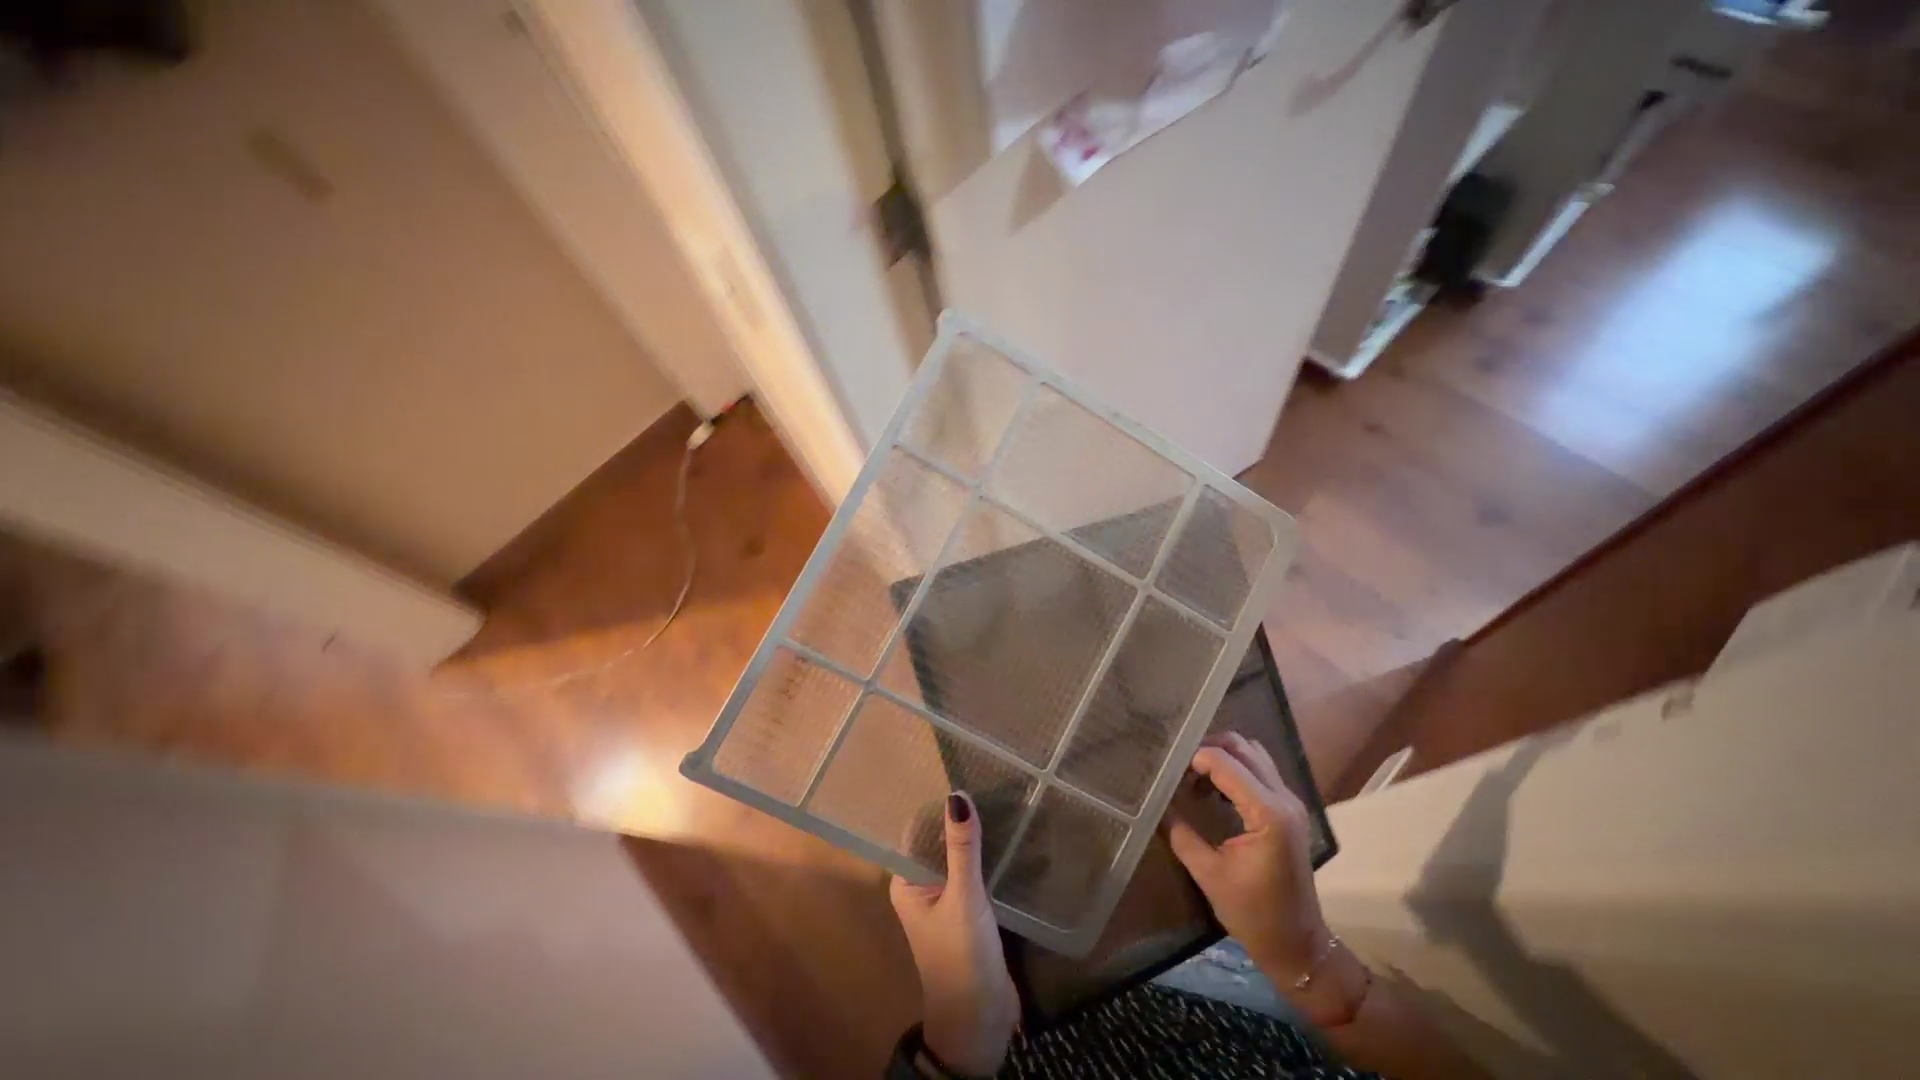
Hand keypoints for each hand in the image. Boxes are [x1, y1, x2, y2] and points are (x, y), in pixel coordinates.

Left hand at [890, 792, 1018, 1076]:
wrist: (981, 1019)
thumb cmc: (961, 957)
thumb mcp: (964, 898)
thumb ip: (962, 849)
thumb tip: (958, 795)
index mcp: (907, 883)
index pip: (916, 831)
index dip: (936, 805)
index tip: (961, 770)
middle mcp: (924, 888)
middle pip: (940, 843)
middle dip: (961, 818)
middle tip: (993, 778)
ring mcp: (949, 902)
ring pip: (962, 859)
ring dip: (980, 838)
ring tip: (1008, 800)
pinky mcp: (973, 915)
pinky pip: (979, 876)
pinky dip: (993, 860)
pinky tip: (1016, 840)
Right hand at [1167, 734, 1334, 990]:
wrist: (1296, 942)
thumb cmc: (1252, 913)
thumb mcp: (1208, 874)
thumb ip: (1181, 834)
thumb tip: (1157, 804)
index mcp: (1268, 813)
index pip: (1227, 764)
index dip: (1195, 758)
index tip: (1168, 767)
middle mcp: (1284, 799)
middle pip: (1245, 748)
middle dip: (1209, 749)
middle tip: (1179, 766)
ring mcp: (1291, 803)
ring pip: (1255, 756)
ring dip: (1225, 758)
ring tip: (1194, 776)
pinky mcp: (1289, 811)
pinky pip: (1262, 773)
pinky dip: (1237, 771)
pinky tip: (1214, 790)